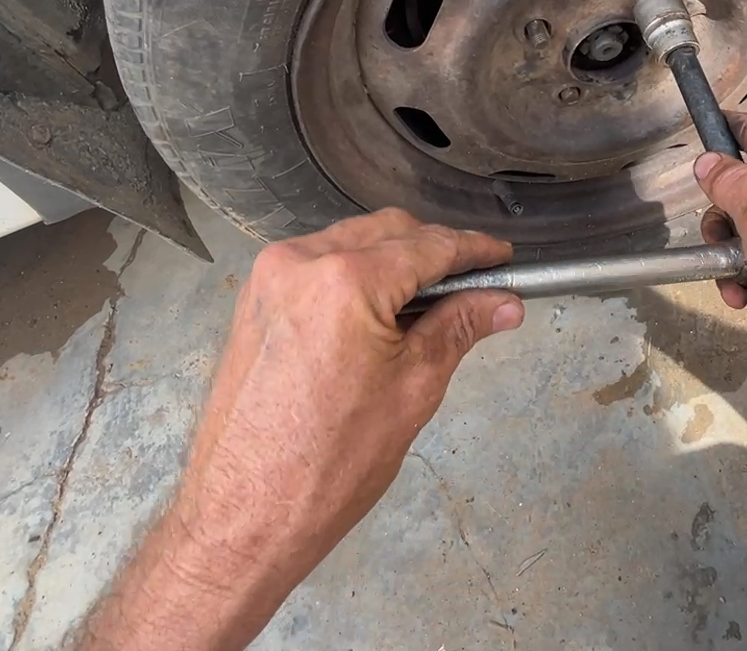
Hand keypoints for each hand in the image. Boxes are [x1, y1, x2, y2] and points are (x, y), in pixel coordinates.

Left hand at [82, 208, 520, 650]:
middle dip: (436, 249)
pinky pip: (321, 260)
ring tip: (432, 299)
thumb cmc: (333, 462)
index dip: (474, 249)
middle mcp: (303, 259)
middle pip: (390, 230)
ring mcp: (272, 273)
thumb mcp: (413, 389)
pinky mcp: (257, 294)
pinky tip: (381, 306)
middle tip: (475, 283)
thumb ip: (459, 327)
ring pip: (354, 239)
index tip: (503, 257)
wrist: (241, 516)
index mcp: (346, 280)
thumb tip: (505, 302)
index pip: (428, 246)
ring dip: (397, 257)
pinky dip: (359, 270)